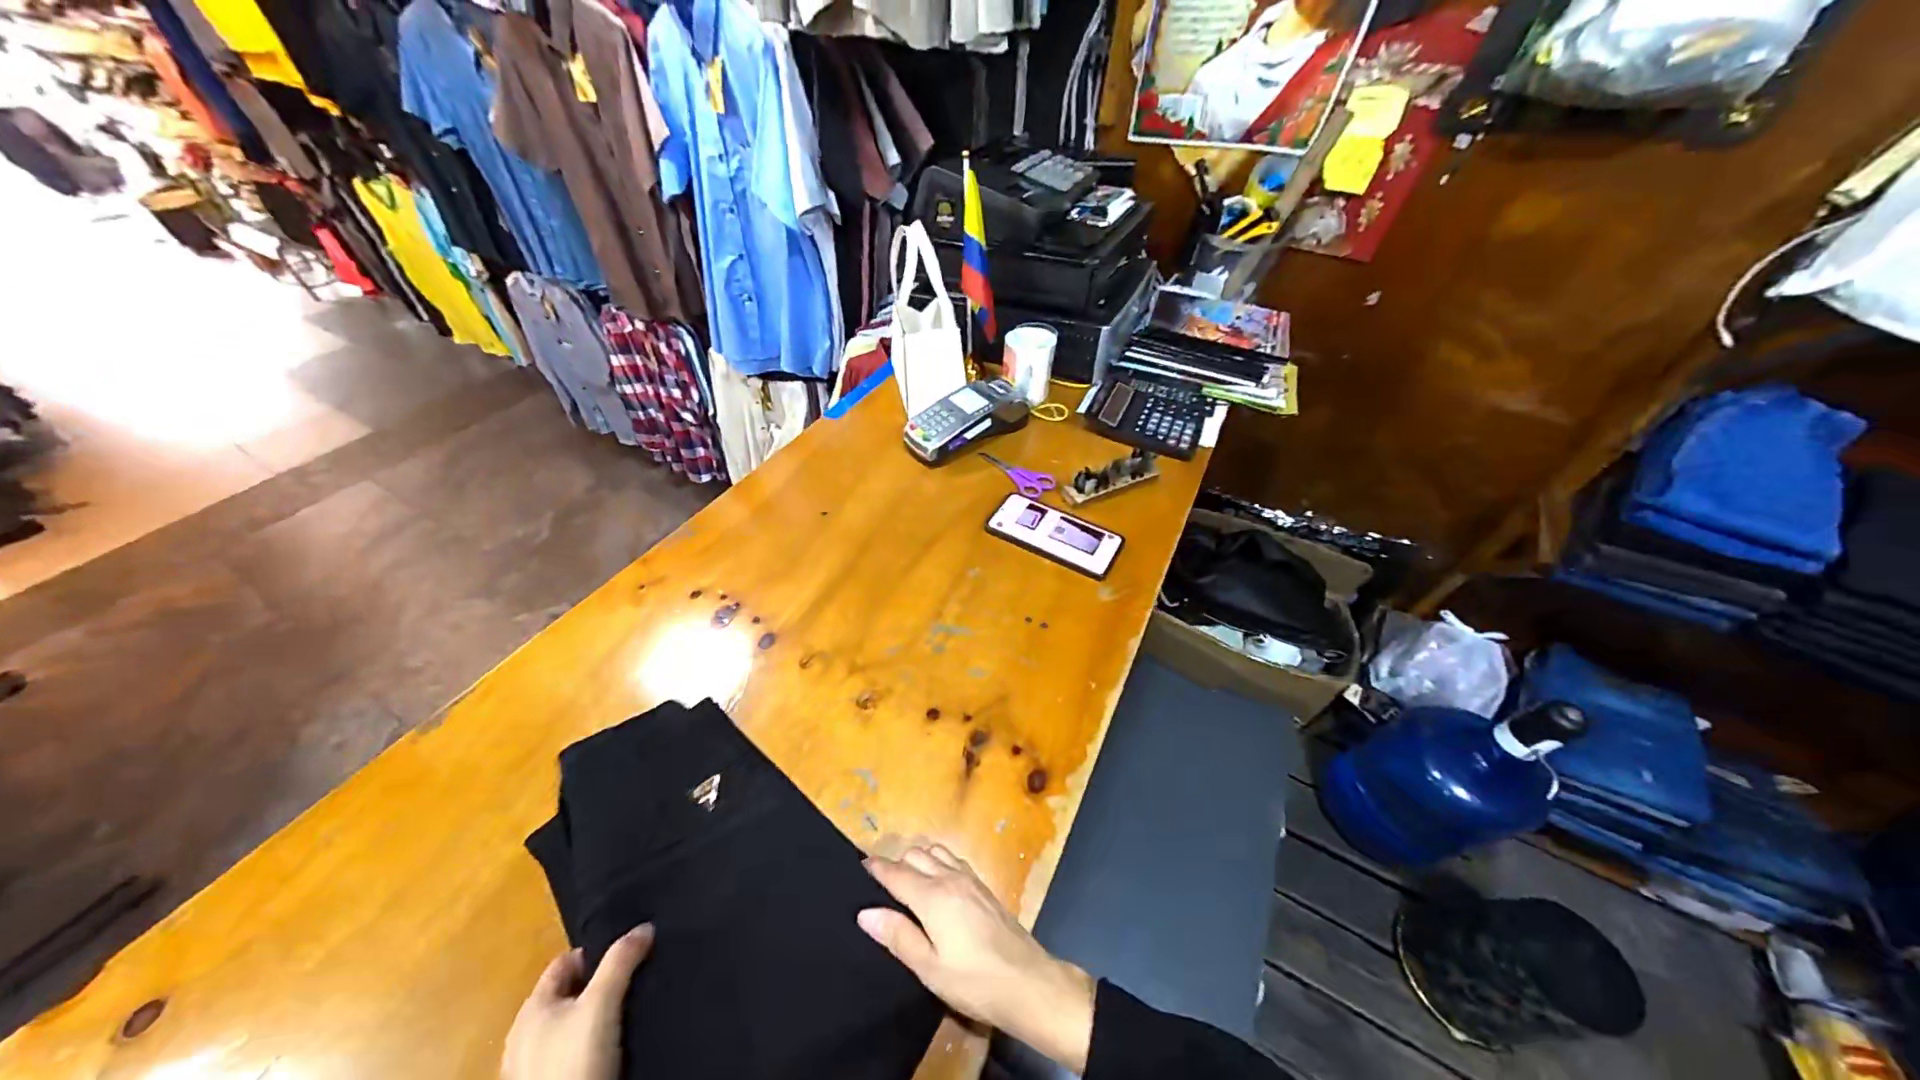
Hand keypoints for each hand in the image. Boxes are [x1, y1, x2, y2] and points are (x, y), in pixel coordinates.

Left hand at [501, 924, 653, 1079]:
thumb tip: (644, 927)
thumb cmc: (575, 1059)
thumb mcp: (604, 1003)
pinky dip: (582, 1046)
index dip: (596, 954)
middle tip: (628, 987)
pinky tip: (604, 1053)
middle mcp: (522, 1034)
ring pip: (565, 1025)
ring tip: (621, 1019)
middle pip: (565, 993)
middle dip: (595, 986)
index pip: (565, 962)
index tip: (625, 959)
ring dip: (589, 1018)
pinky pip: (564, 1052)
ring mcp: (527, 1067)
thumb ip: (622, 961)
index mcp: (531, 1007)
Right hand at [859, 845, 1095, 1074]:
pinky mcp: (984, 887)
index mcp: (933, 896)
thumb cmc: (974, 980)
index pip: (897, 873)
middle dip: (896, 862)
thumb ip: (898, 936)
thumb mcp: (929, 967)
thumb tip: (865, 912)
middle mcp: (951, 878)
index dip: (877, 868)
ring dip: (919, 858)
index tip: (860, 866)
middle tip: (881, 884)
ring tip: (908, 880)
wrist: (1027, 982)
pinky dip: (938, 861)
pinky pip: (954, 859)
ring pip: (937, 851)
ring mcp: (971, 880)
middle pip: (916, 854)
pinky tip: (938, 881)